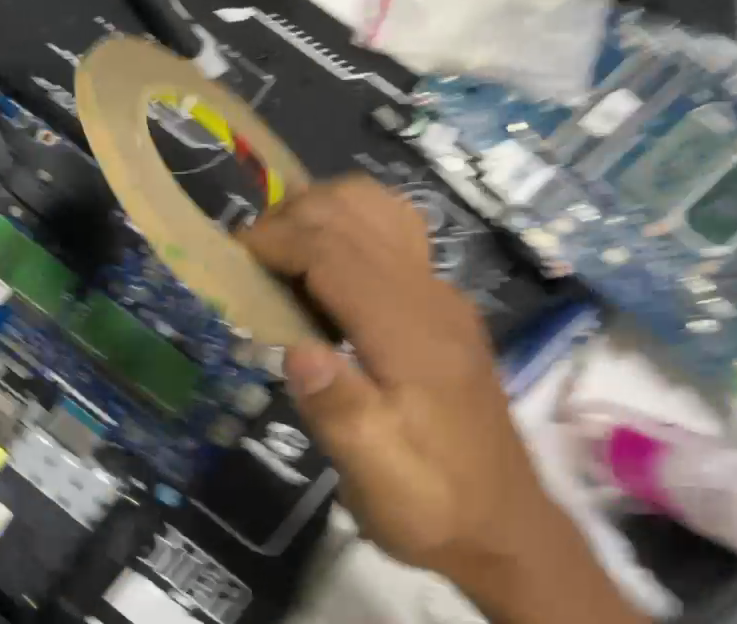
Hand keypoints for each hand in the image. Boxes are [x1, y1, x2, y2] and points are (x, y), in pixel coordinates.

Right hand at [239, 176, 640, 623]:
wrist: (506, 531)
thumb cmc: (429, 502)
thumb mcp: (376, 475)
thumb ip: (337, 409)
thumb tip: (296, 349)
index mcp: (414, 336)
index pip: (334, 250)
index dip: (275, 240)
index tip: (231, 257)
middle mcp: (432, 299)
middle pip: (352, 211)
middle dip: (287, 218)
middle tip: (248, 260)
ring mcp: (440, 294)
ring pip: (373, 205)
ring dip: (315, 211)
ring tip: (279, 251)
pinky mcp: (436, 301)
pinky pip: (384, 229)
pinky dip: (339, 224)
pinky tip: (316, 264)